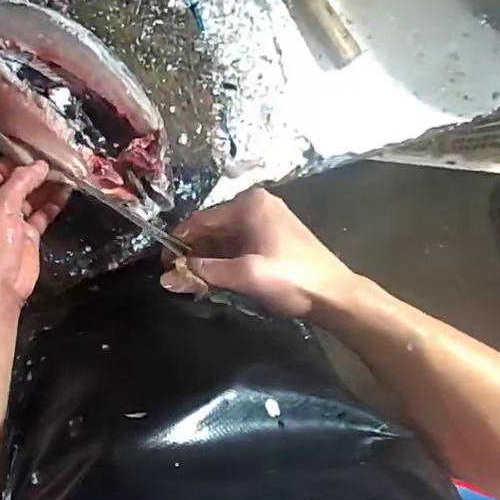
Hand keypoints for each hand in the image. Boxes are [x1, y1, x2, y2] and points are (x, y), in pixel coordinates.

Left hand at [0, 160, 69, 305]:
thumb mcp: (0, 207)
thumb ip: (20, 182)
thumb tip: (41, 165)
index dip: (16, 161)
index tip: (39, 151)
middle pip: (15, 183)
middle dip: (35, 173)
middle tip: (59, 160)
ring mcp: (9, 222)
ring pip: (30, 198)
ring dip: (47, 187)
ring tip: (68, 172)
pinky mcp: (27, 235)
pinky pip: (41, 214)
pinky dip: (53, 204)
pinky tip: (67, 192)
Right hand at [161, 188, 361, 317]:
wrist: (336, 295)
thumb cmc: (291, 279)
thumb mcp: (243, 275)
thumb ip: (202, 274)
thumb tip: (165, 279)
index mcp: (249, 204)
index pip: (200, 219)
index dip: (178, 242)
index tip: (163, 266)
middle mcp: (256, 205)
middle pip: (211, 228)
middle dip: (193, 253)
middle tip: (178, 279)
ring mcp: (266, 221)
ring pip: (224, 239)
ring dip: (208, 260)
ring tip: (195, 284)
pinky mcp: (272, 237)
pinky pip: (238, 245)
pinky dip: (224, 261)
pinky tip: (216, 280)